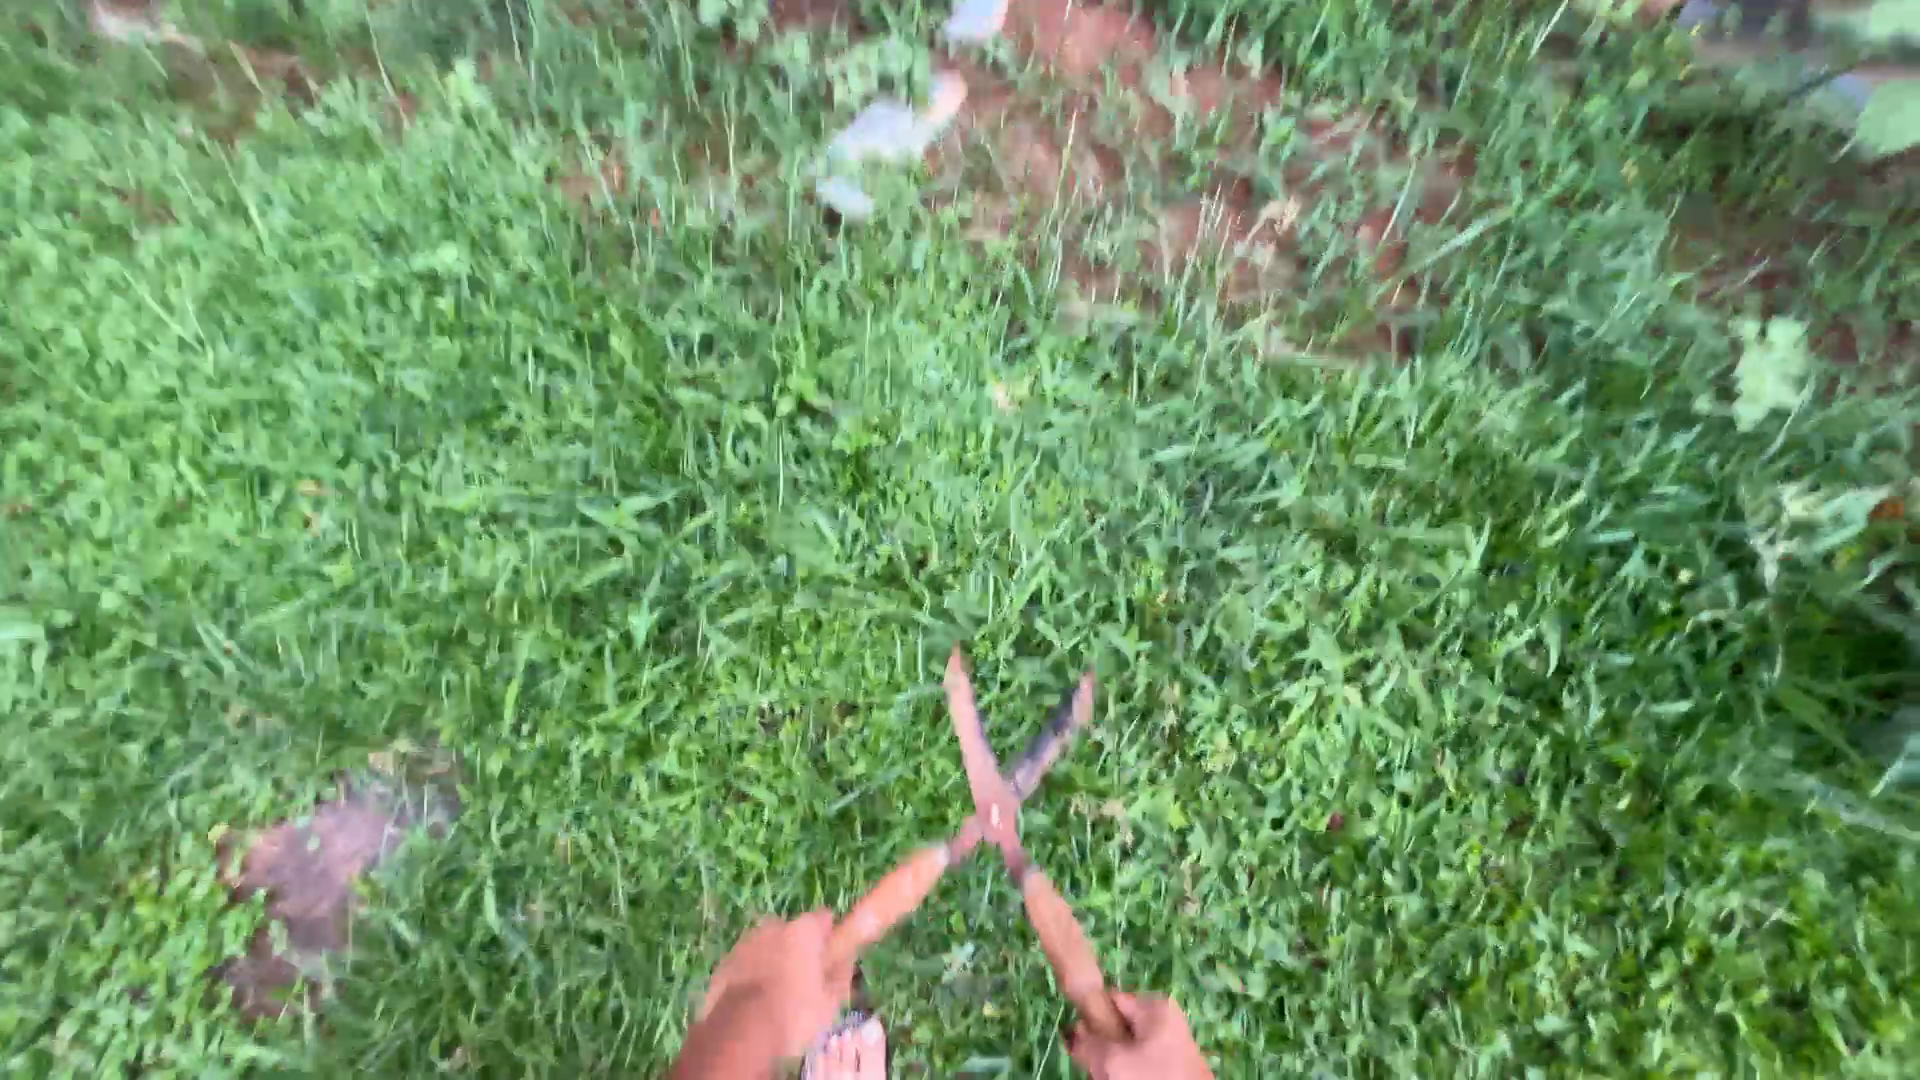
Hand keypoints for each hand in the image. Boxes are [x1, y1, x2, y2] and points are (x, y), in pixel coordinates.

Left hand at [699, 911, 853, 1060]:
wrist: (740, 1032)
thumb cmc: (793, 1013)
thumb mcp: (830, 1001)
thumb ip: (842, 972)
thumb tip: (848, 958)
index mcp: (805, 929)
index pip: (824, 918)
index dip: (828, 937)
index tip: (829, 957)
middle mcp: (775, 925)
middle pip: (793, 930)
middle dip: (797, 948)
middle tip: (801, 979)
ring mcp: (746, 942)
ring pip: (766, 945)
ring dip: (772, 960)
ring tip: (775, 993)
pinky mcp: (725, 962)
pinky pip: (745, 963)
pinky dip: (751, 974)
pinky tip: (753, 1000)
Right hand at [1067, 993, 1211, 1079]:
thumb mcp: (1112, 1062)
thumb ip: (1086, 1042)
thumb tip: (1071, 1031)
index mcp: (1155, 1007)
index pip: (1110, 1000)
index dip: (1092, 1021)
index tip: (1084, 1045)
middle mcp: (1166, 1020)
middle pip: (1119, 1026)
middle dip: (1104, 1048)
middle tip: (1100, 1070)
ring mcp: (1173, 1045)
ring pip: (1128, 1051)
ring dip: (1115, 1066)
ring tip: (1111, 1078)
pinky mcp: (1175, 1069)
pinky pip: (1142, 1065)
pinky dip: (1129, 1074)